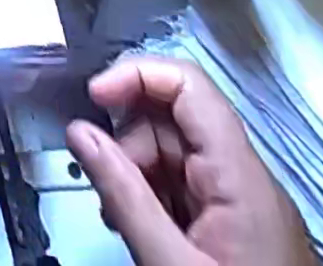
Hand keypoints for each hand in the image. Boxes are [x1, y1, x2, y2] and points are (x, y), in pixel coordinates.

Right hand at [67, 57, 315, 265]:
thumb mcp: (170, 264)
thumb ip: (123, 194)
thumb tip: (79, 132)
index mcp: (238, 172)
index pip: (188, 84)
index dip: (138, 74)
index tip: (94, 96)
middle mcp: (243, 172)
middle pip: (176, 117)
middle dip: (131, 138)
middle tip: (106, 186)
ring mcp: (239, 197)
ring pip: (175, 150)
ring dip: (137, 170)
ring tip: (119, 217)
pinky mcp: (233, 221)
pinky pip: (185, 184)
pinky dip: (154, 195)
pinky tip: (140, 228)